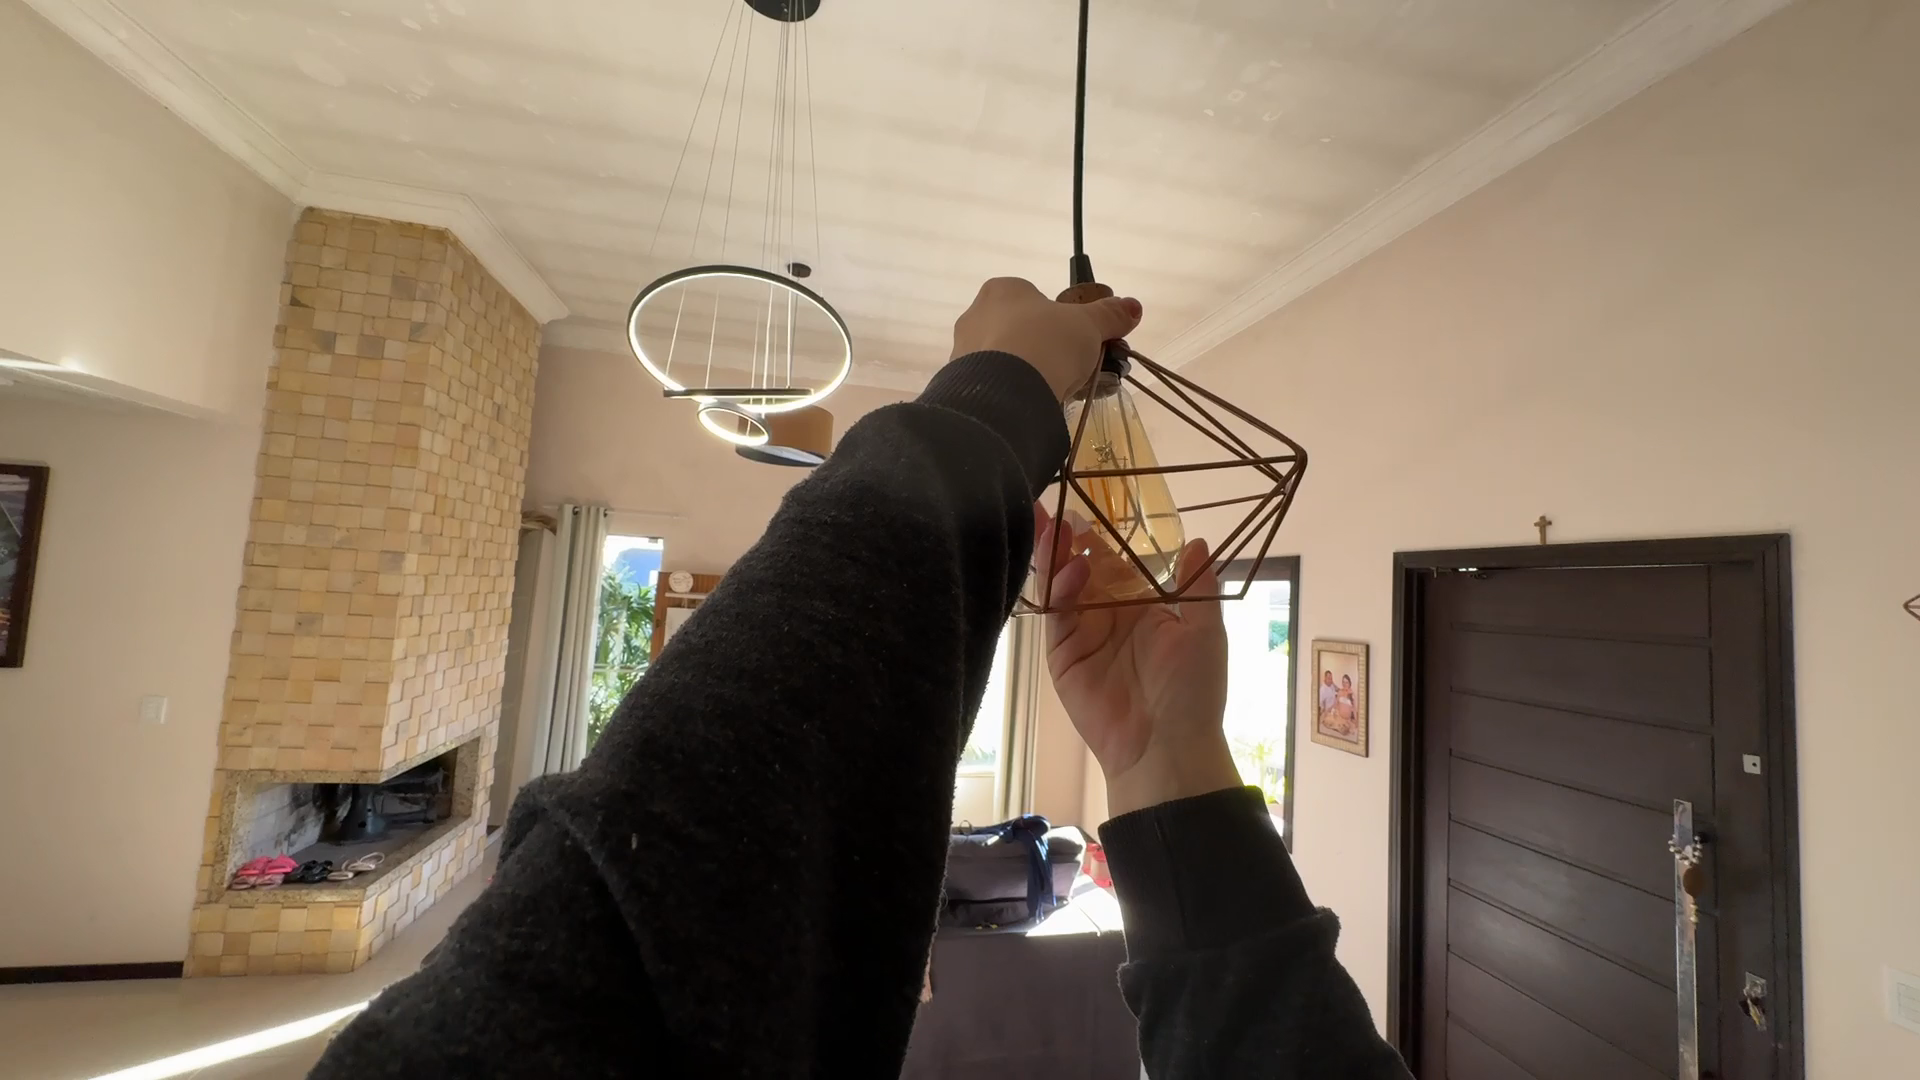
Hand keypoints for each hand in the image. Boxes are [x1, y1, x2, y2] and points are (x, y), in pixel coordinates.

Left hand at [949, 278, 1141, 401]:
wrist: (1005, 393)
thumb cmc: (1047, 343)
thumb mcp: (1088, 327)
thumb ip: (1109, 316)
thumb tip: (1133, 307)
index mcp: (1002, 290)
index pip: (1033, 299)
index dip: (1058, 320)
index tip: (1075, 341)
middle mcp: (975, 315)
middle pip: (1018, 330)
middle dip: (1043, 349)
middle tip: (1068, 369)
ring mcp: (963, 351)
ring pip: (1003, 360)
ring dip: (1026, 373)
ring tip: (1051, 392)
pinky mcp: (960, 385)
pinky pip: (993, 386)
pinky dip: (1010, 393)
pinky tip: (1028, 405)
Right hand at [1035, 505, 1241, 819]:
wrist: (1167, 746)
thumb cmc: (1194, 690)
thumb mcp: (1205, 631)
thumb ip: (1196, 585)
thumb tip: (1197, 540)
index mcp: (1139, 604)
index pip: (1113, 558)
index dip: (1099, 532)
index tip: (1088, 501)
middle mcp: (1105, 612)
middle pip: (1079, 564)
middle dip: (1065, 535)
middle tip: (1052, 504)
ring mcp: (1080, 632)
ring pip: (1060, 584)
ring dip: (1056, 554)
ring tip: (1055, 525)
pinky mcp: (1062, 653)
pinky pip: (1055, 615)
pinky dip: (1059, 589)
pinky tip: (1072, 568)